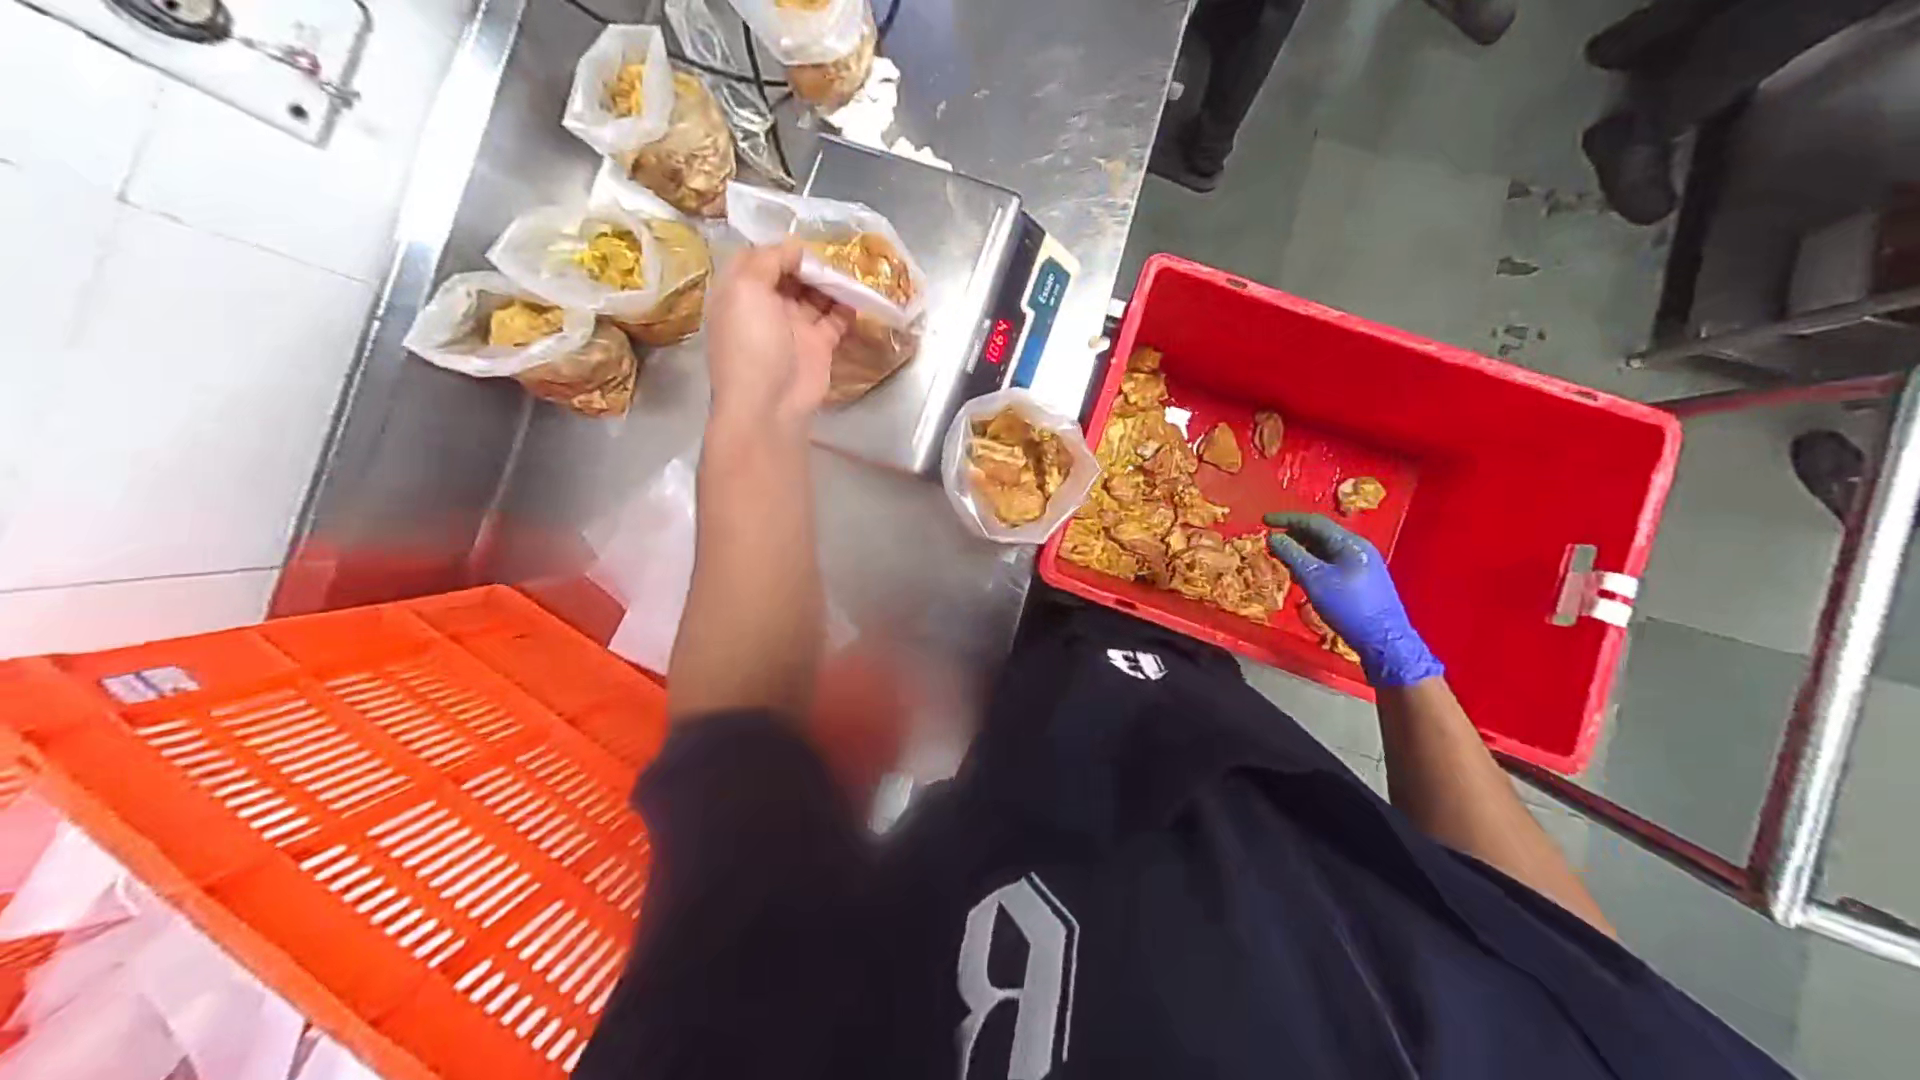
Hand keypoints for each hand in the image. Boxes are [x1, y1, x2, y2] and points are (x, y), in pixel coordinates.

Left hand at [704, 240, 854, 425]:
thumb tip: (796, 251)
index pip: (759, 260)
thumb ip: (768, 260)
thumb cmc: (751, 343)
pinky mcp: (818, 346)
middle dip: (811, 263)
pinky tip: (859, 295)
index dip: (780, 249)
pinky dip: (847, 307)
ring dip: (831, 282)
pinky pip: (835, 320)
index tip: (805, 243)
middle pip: (790, 276)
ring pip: (815, 295)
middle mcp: (765, 308)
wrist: (770, 404)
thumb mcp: (746, 288)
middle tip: (835, 253)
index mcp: (739, 293)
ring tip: (851, 270)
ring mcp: (793, 328)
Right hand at [1264, 513, 1443, 687]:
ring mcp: (1361, 563)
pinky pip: (1331, 561)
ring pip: (1325, 548)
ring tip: (1281, 557)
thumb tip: (1273, 536)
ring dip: (1301, 549)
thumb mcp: (1315, 579)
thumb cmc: (1348, 606)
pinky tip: (1300, 573)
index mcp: (1349, 543)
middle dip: (1293, 534)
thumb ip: (1292, 555)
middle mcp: (1357, 548)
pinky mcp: (1360, 578)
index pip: (1314, 522)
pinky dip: (1312, 562)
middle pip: (1320, 533)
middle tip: (1270, 541)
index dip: (1286, 519)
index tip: (1264, 521)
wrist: (1383, 639)